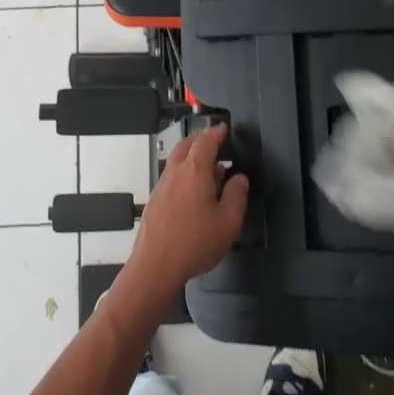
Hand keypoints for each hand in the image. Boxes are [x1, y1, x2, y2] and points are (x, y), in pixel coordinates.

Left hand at [125, 124, 249, 294]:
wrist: (155, 265)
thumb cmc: (195, 242)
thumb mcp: (227, 222)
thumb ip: (236, 196)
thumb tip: (239, 178)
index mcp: (194, 171)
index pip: (205, 143)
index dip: (216, 133)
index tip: (224, 128)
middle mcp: (175, 172)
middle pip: (186, 146)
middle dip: (200, 141)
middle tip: (215, 144)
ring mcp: (161, 186)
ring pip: (176, 162)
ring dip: (191, 159)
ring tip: (210, 172)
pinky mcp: (154, 201)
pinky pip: (171, 177)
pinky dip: (183, 174)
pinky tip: (193, 194)